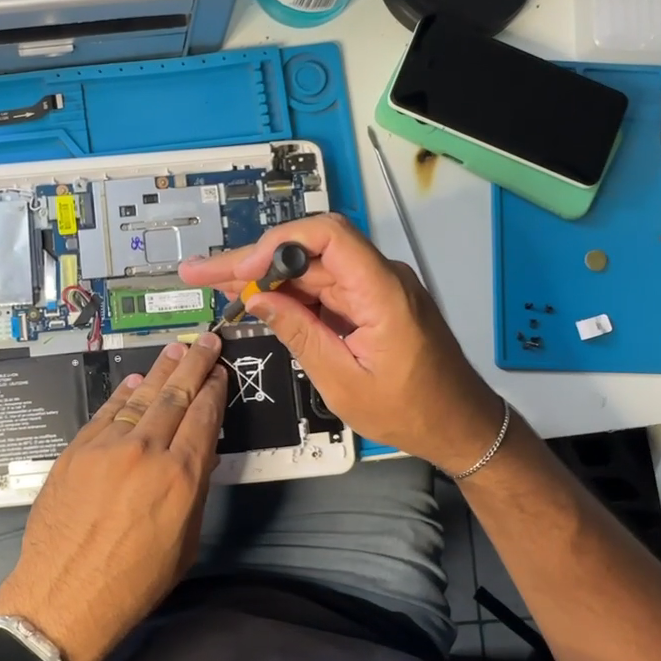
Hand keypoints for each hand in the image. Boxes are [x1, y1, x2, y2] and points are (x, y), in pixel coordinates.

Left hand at [0, 334, 228, 660]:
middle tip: (206, 340)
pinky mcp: (76, 451)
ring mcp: (107, 447)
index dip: (215, 390)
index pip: (204, 419)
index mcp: (181, 477)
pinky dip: (122, 394)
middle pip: (175, 397)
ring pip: (140, 398)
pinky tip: (135, 382)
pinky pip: (104, 413)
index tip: (221, 370)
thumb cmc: (133, 583)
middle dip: (194, 365)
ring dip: (160, 372)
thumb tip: (196, 460)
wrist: (64, 594)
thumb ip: (191, 494)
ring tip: (175, 350)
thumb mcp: (183, 544)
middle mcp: (146, 452)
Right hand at [179, 213, 504, 472]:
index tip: (243, 271)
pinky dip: (287, 293)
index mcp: (382, 292)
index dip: (278, 244)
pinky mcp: (369, 303)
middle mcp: (380, 278)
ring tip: (214, 283)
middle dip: (253, 259)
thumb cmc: (411, 411)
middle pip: (309, 249)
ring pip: (310, 268)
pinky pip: (323, 288)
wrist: (458, 424)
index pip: (327, 236)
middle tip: (202, 272)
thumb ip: (300, 335)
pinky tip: (251, 297)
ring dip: (263, 275)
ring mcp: (375, 288)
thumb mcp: (343, 381)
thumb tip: (259, 300)